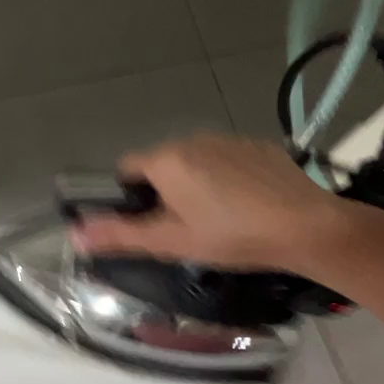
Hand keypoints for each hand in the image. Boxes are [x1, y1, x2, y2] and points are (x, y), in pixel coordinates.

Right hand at [70, 134, 361, 271]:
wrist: (309, 228)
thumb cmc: (230, 236)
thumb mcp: (168, 241)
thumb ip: (118, 235)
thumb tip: (74, 235)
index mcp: (166, 161)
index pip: (126, 170)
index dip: (126, 197)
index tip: (141, 224)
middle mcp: (195, 141)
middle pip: (161, 166)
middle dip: (161, 192)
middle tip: (177, 229)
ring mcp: (231, 142)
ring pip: (195, 164)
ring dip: (193, 186)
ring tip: (214, 220)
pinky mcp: (262, 149)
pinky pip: (227, 162)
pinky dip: (225, 181)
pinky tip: (242, 208)